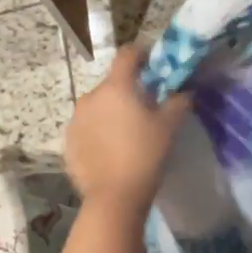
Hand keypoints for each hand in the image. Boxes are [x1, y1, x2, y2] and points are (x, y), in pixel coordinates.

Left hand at [64, 46, 191, 215]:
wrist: (114, 197)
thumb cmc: (145, 155)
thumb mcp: (169, 126)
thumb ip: (178, 101)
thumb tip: (184, 91)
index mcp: (116, 87)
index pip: (127, 55)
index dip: (141, 55)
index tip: (153, 65)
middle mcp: (90, 97)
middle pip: (112, 84)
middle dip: (127, 91)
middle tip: (144, 109)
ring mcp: (75, 120)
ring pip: (97, 107)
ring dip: (110, 112)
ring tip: (126, 133)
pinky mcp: (67, 142)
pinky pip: (86, 128)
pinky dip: (98, 132)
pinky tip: (111, 151)